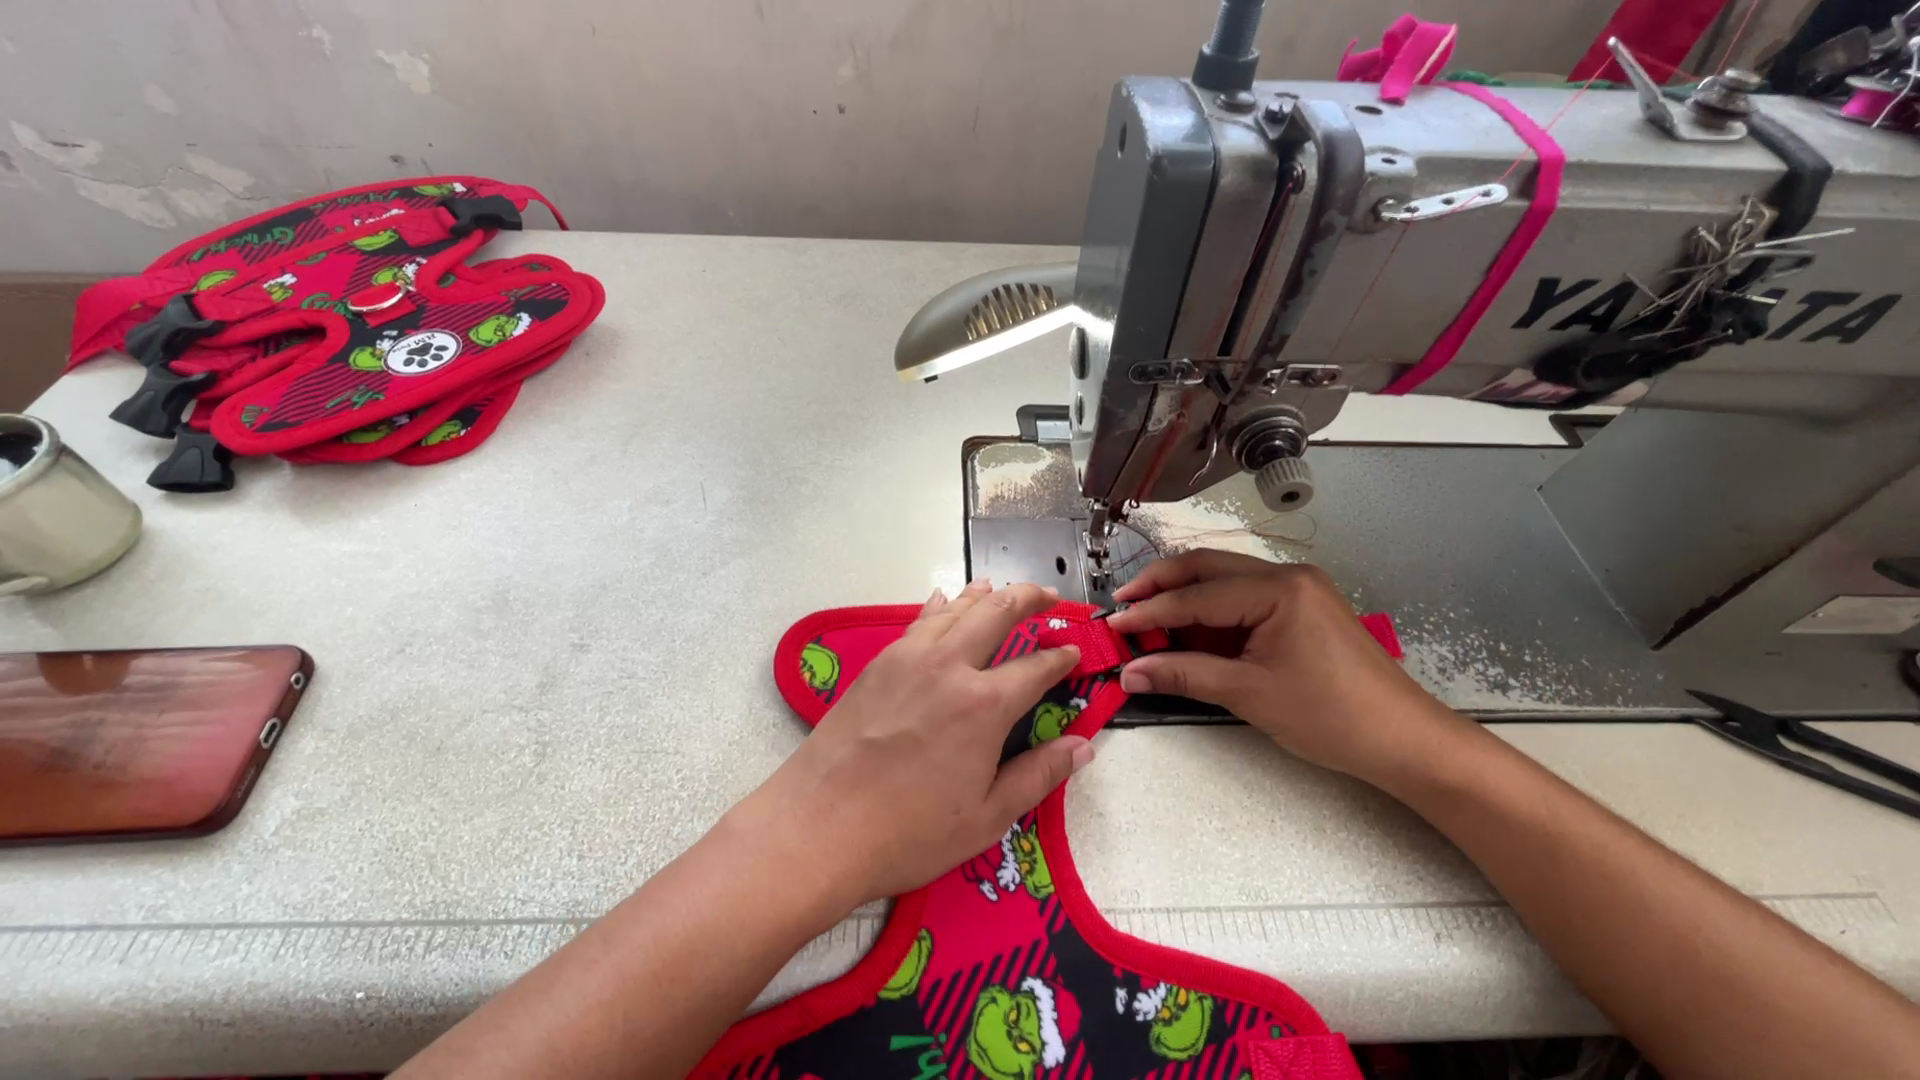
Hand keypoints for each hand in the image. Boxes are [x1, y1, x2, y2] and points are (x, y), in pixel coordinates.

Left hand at [734, 581, 1094, 908]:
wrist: (818, 827)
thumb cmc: (908, 832)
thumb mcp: (987, 816)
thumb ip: (1038, 775)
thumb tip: (1083, 747)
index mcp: (984, 705)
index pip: (1036, 668)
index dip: (1061, 658)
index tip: (1075, 651)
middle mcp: (949, 667)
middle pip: (997, 614)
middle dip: (1029, 599)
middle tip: (1049, 597)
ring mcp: (907, 660)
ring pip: (954, 609)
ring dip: (984, 595)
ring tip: (1000, 587)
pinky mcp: (877, 665)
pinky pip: (917, 622)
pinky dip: (939, 606)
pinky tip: (943, 601)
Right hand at [1104, 550, 1475, 789]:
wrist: (1404, 740)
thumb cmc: (1331, 716)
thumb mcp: (1249, 694)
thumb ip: (1184, 675)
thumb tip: (1130, 674)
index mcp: (1278, 589)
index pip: (1197, 595)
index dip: (1149, 612)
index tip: (1111, 626)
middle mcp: (1288, 575)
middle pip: (1207, 568)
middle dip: (1161, 586)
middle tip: (1122, 607)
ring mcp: (1298, 589)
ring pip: (1224, 580)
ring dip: (1185, 599)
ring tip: (1148, 624)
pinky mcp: (1303, 608)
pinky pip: (1244, 600)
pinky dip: (1212, 614)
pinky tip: (1189, 634)